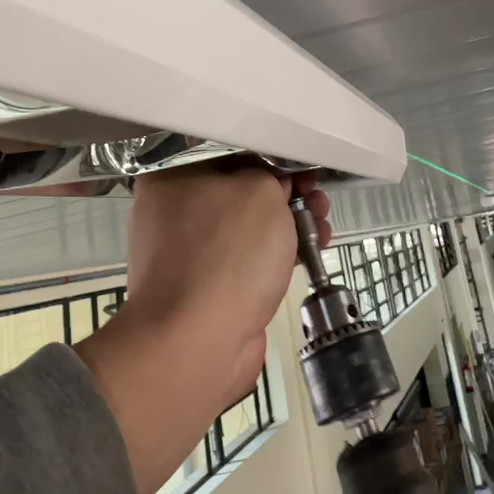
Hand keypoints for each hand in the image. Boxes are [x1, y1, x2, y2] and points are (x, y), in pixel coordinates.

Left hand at [74, 167, 329, 493]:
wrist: (195, 346)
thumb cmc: (227, 254)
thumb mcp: (262, 191)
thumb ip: (273, 176)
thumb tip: (275, 186)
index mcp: (172, 174)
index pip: (230, 148)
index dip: (273, 153)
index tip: (304, 164)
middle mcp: (171, 207)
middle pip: (241, 185)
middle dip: (288, 191)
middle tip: (317, 197)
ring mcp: (186, 250)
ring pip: (248, 222)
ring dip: (290, 221)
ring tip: (322, 227)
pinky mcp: (203, 284)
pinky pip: (245, 255)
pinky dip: (276, 252)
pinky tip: (309, 253)